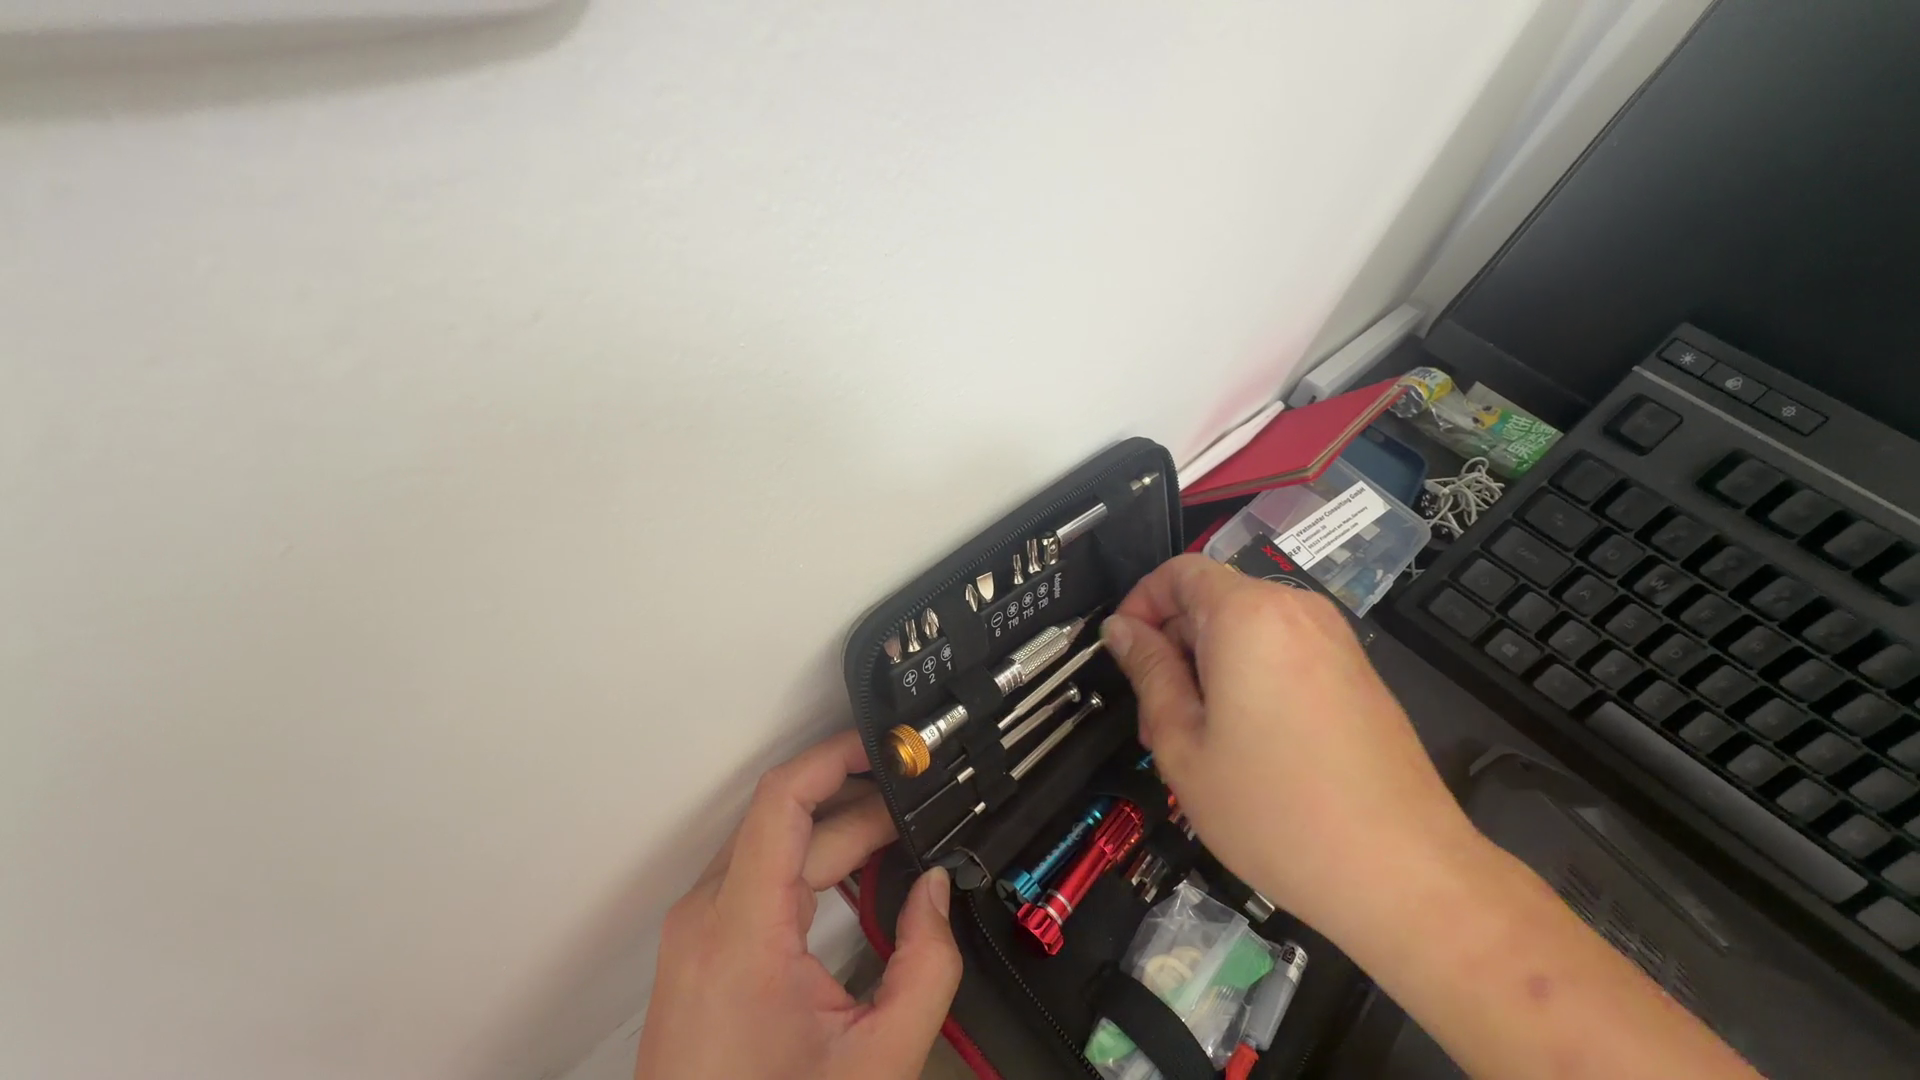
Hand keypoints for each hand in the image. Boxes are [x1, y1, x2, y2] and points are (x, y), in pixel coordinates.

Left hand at [634, 731, 960, 1079]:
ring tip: (898, 839)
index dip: (835, 756)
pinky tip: (855, 874)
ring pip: (776, 846)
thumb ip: (925, 965)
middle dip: (862, 807)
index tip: (884, 747)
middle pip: (791, 823)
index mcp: (740, 931)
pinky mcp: (705, 945)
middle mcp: (708, 916)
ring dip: (838, 833)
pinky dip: (813, 863)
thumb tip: (936, 891)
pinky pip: (762, 876)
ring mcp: (700, 929)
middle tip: (921, 814)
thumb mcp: (876, 1059)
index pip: (784, 800)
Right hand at [1102, 555, 1478, 938]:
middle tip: (1153, 721)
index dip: (1139, 603)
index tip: (1121, 655)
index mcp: (1248, 616)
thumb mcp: (1183, 743)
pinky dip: (1248, 680)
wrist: (1401, 872)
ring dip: (1207, 669)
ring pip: (1246, 632)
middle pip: (1213, 601)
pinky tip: (1243, 745)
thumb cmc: (1274, 810)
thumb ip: (1149, 673)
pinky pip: (1283, 654)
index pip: (1179, 572)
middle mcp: (1296, 611)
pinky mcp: (1356, 673)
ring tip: (1196, 742)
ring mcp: (1334, 641)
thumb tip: (1121, 629)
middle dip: (1171, 647)